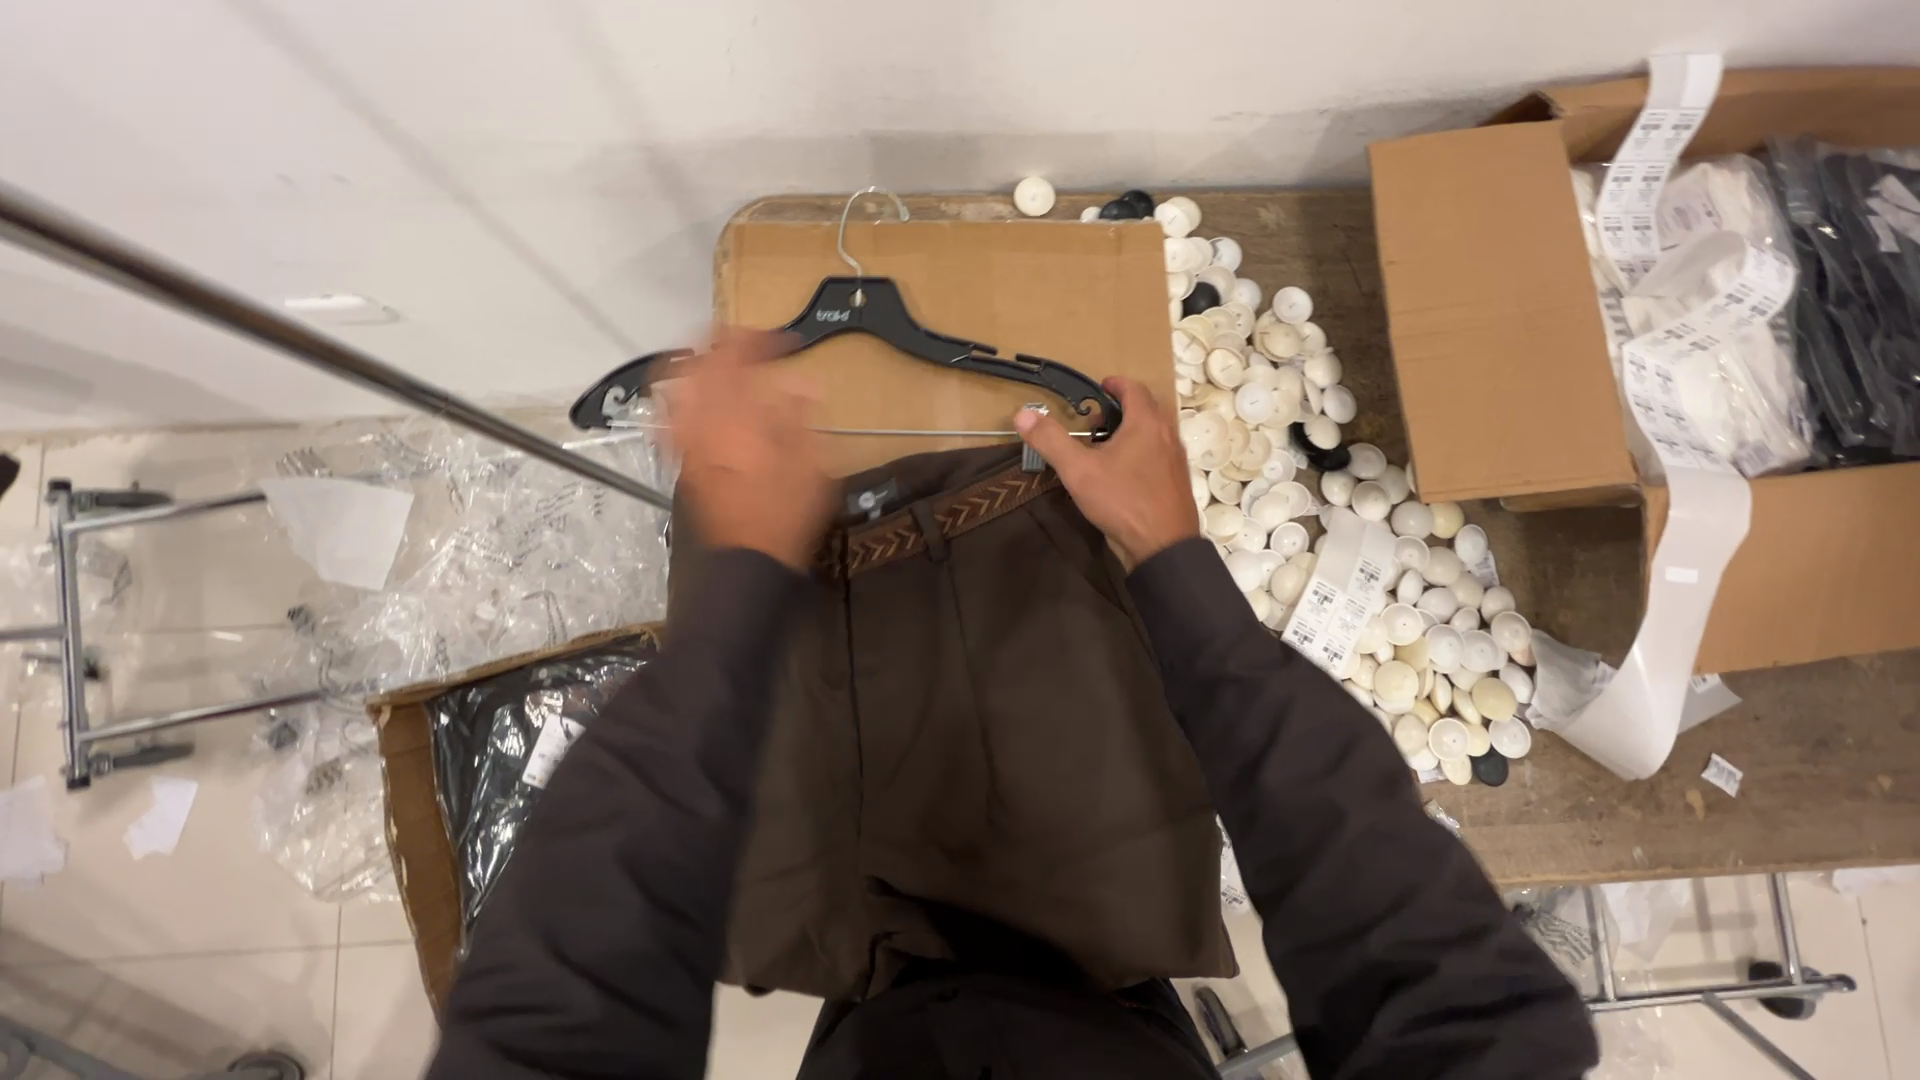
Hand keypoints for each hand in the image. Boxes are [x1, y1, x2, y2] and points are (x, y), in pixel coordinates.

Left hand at [663, 329, 834, 571]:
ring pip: (675, 386)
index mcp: (740, 414)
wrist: (749, 557)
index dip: (759, 339)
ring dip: (693, 366)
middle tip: (741, 340)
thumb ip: (801, 417)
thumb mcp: (811, 462)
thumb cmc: (786, 512)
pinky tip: (688, 402)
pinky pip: (668, 419)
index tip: (783, 341)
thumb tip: (802, 385)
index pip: (739, 356)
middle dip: (718, 342)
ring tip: (712, 360)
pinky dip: (677, 401)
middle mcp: (706, 421)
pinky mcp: (683, 461)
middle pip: (698, 363)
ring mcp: (688, 441)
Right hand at [1015, 378, 1198, 569]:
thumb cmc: (1122, 501)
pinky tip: (1123, 473)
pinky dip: (1141, 451)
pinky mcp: (1177, 481)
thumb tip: (1023, 413)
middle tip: (1095, 421)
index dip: (1115, 384)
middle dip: (1121, 408)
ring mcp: (1176, 459)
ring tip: (1105, 447)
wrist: (1162, 545)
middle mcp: (1167, 434)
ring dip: (1131, 430)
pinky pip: (1158, 453)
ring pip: (1153, 432)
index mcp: (1146, 423)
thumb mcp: (1078, 470)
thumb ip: (1051, 440)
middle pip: (1146, 408)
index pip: (1134, 389)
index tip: (1099, 387)